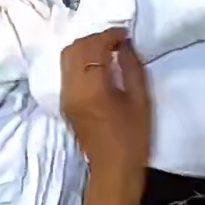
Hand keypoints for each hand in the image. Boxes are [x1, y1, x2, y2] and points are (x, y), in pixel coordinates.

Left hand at [59, 29, 151, 189]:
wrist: (113, 169)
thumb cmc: (133, 137)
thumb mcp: (140, 99)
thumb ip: (131, 67)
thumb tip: (124, 45)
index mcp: (92, 88)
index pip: (93, 47)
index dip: (109, 35)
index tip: (125, 35)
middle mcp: (72, 89)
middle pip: (75, 48)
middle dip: (95, 38)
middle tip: (117, 41)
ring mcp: (64, 96)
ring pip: (67, 57)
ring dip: (86, 48)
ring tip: (108, 51)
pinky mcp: (63, 102)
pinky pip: (67, 71)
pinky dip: (80, 60)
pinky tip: (98, 66)